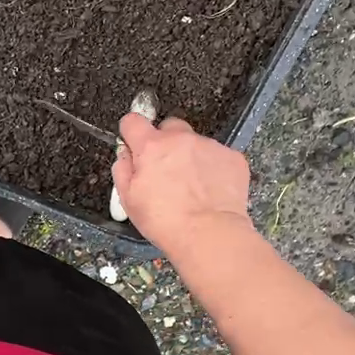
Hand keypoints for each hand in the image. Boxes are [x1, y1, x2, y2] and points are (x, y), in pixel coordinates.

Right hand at [112, 113, 254, 255]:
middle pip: (168, 127)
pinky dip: (211, 168)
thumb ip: (122, 170)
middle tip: (163, 169)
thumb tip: (125, 156)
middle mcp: (181, 139)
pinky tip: (207, 191)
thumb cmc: (165, 221)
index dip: (131, 131)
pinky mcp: (232, 157)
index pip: (133, 121)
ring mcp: (209, 146)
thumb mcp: (128, 200)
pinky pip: (217, 155)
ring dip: (189, 157)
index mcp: (151, 147)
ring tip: (189, 188)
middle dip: (164, 143)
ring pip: (194, 142)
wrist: (208, 233)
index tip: (133, 142)